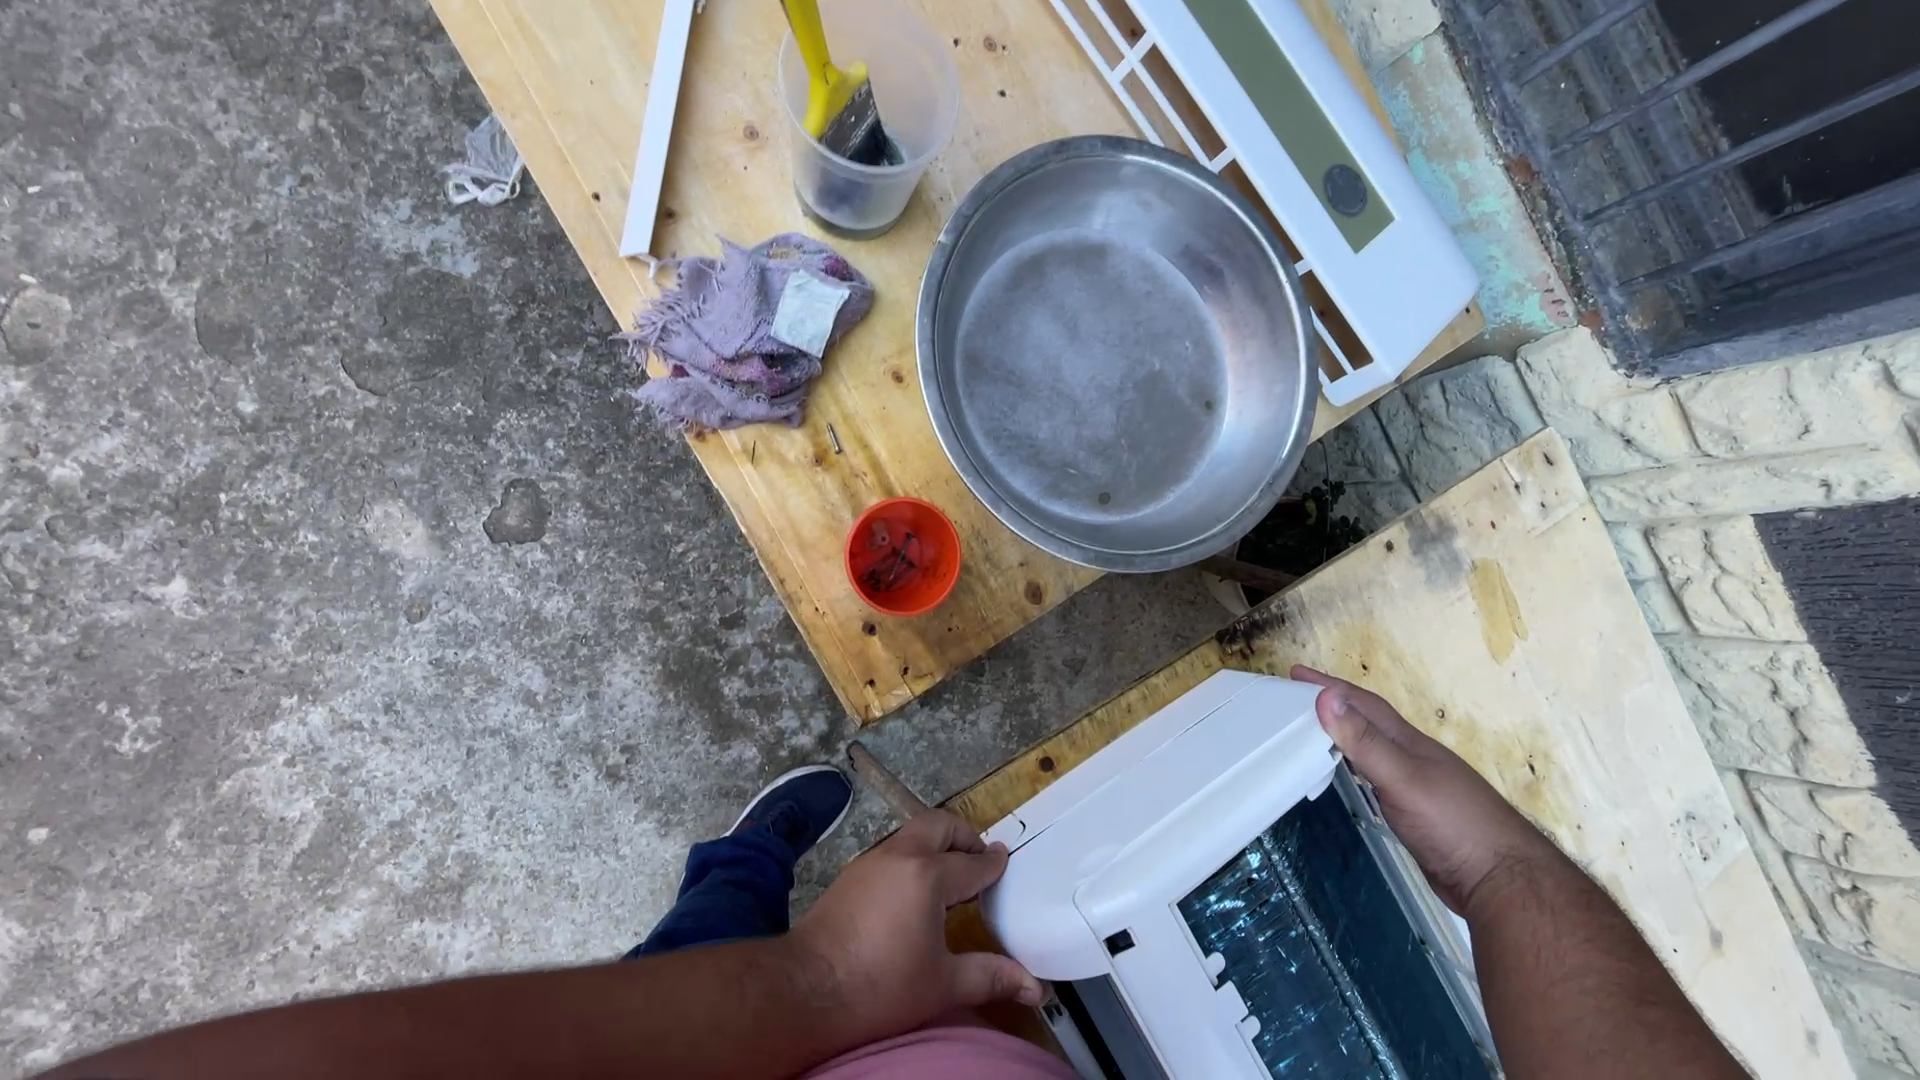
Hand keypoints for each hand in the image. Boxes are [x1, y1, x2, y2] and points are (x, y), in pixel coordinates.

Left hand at [789, 810, 1042, 1046]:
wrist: (806, 989)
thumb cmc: (880, 985)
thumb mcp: (942, 984)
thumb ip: (990, 977)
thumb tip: (1036, 988)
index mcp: (928, 875)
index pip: (972, 864)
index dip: (992, 865)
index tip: (1005, 860)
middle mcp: (900, 856)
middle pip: (938, 825)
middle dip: (963, 836)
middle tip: (979, 857)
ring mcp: (870, 861)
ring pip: (911, 834)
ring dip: (935, 844)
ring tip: (951, 873)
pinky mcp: (851, 875)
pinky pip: (892, 851)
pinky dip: (912, 856)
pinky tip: (915, 889)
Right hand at [1293, 666, 1558, 915]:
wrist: (1502, 882)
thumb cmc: (1453, 824)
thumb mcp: (1402, 778)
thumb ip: (1364, 741)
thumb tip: (1326, 697)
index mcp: (1409, 743)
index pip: (1364, 705)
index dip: (1330, 687)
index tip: (1296, 674)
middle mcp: (1412, 757)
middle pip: (1368, 721)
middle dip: (1333, 704)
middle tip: (1295, 698)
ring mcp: (1416, 785)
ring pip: (1372, 748)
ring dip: (1344, 732)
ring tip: (1313, 728)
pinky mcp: (1415, 812)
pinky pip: (1374, 775)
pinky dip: (1354, 764)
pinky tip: (1349, 774)